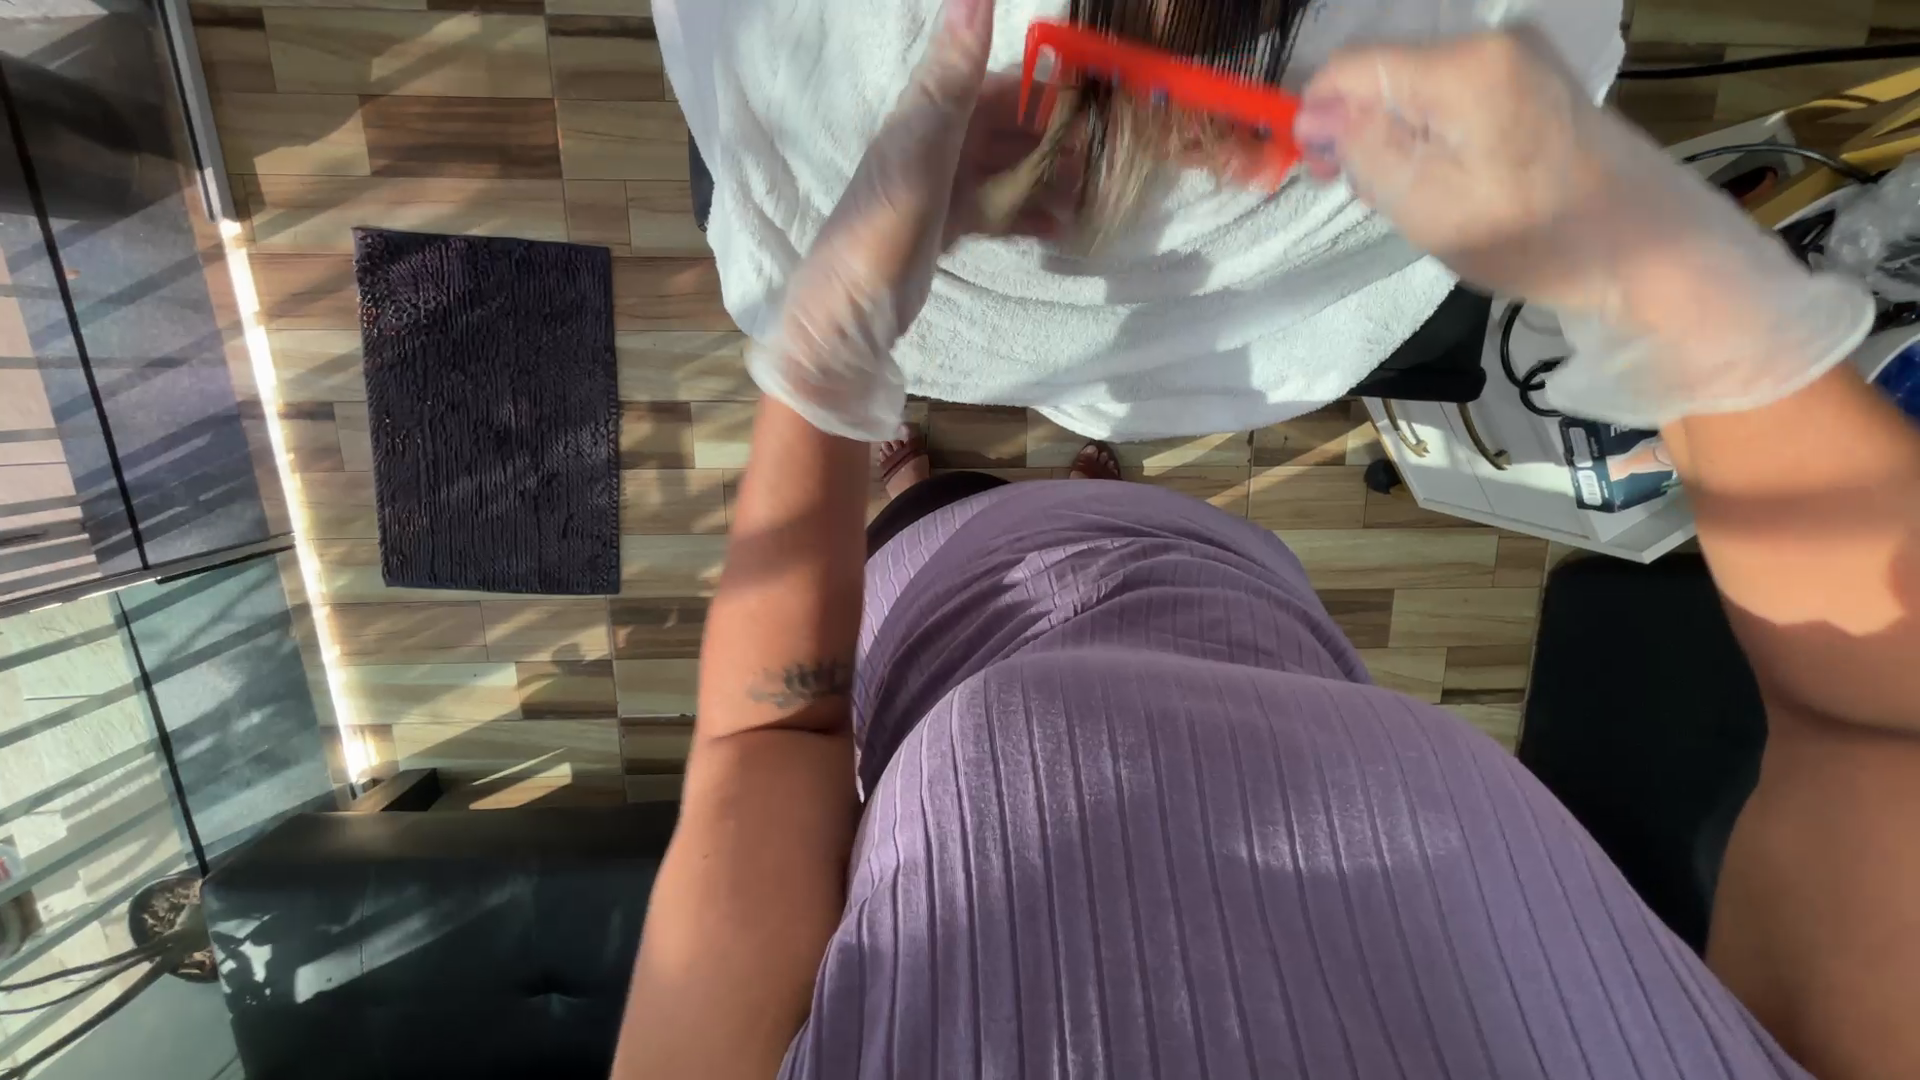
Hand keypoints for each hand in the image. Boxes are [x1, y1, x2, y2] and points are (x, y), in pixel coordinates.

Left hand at [748, 0, 1071, 439]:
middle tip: (1102, 160)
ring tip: (1088, 198)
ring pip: (1006, 171)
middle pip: (1009, 129)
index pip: (1000, 85)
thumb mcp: (919, 149)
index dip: (1046, 88)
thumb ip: (950, 77)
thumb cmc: (880, 227)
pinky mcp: (946, 228)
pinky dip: (1025, 216)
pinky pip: (996, 212)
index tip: (1095, 101)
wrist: (850, 312)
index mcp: (931, 116)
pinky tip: (1057, 230)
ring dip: (1046, 180)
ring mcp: (943, 188)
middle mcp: (938, 144)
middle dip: (1054, 140)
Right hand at [1294, 28, 1873, 426]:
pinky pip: (1443, 99)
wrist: (1639, 246)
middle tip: (1366, 193)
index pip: (1348, 66)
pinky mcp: (1527, 82)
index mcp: (1462, 66)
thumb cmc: (1525, 235)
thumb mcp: (1423, 202)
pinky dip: (1423, 138)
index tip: (1318, 172)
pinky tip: (1439, 179)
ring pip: (1407, 90)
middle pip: (1378, 74)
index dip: (1315, 115)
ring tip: (1407, 194)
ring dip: (1387, 140)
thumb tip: (1309, 113)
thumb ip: (1361, 148)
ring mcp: (1514, 59)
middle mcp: (1490, 42)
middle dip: (1353, 130)